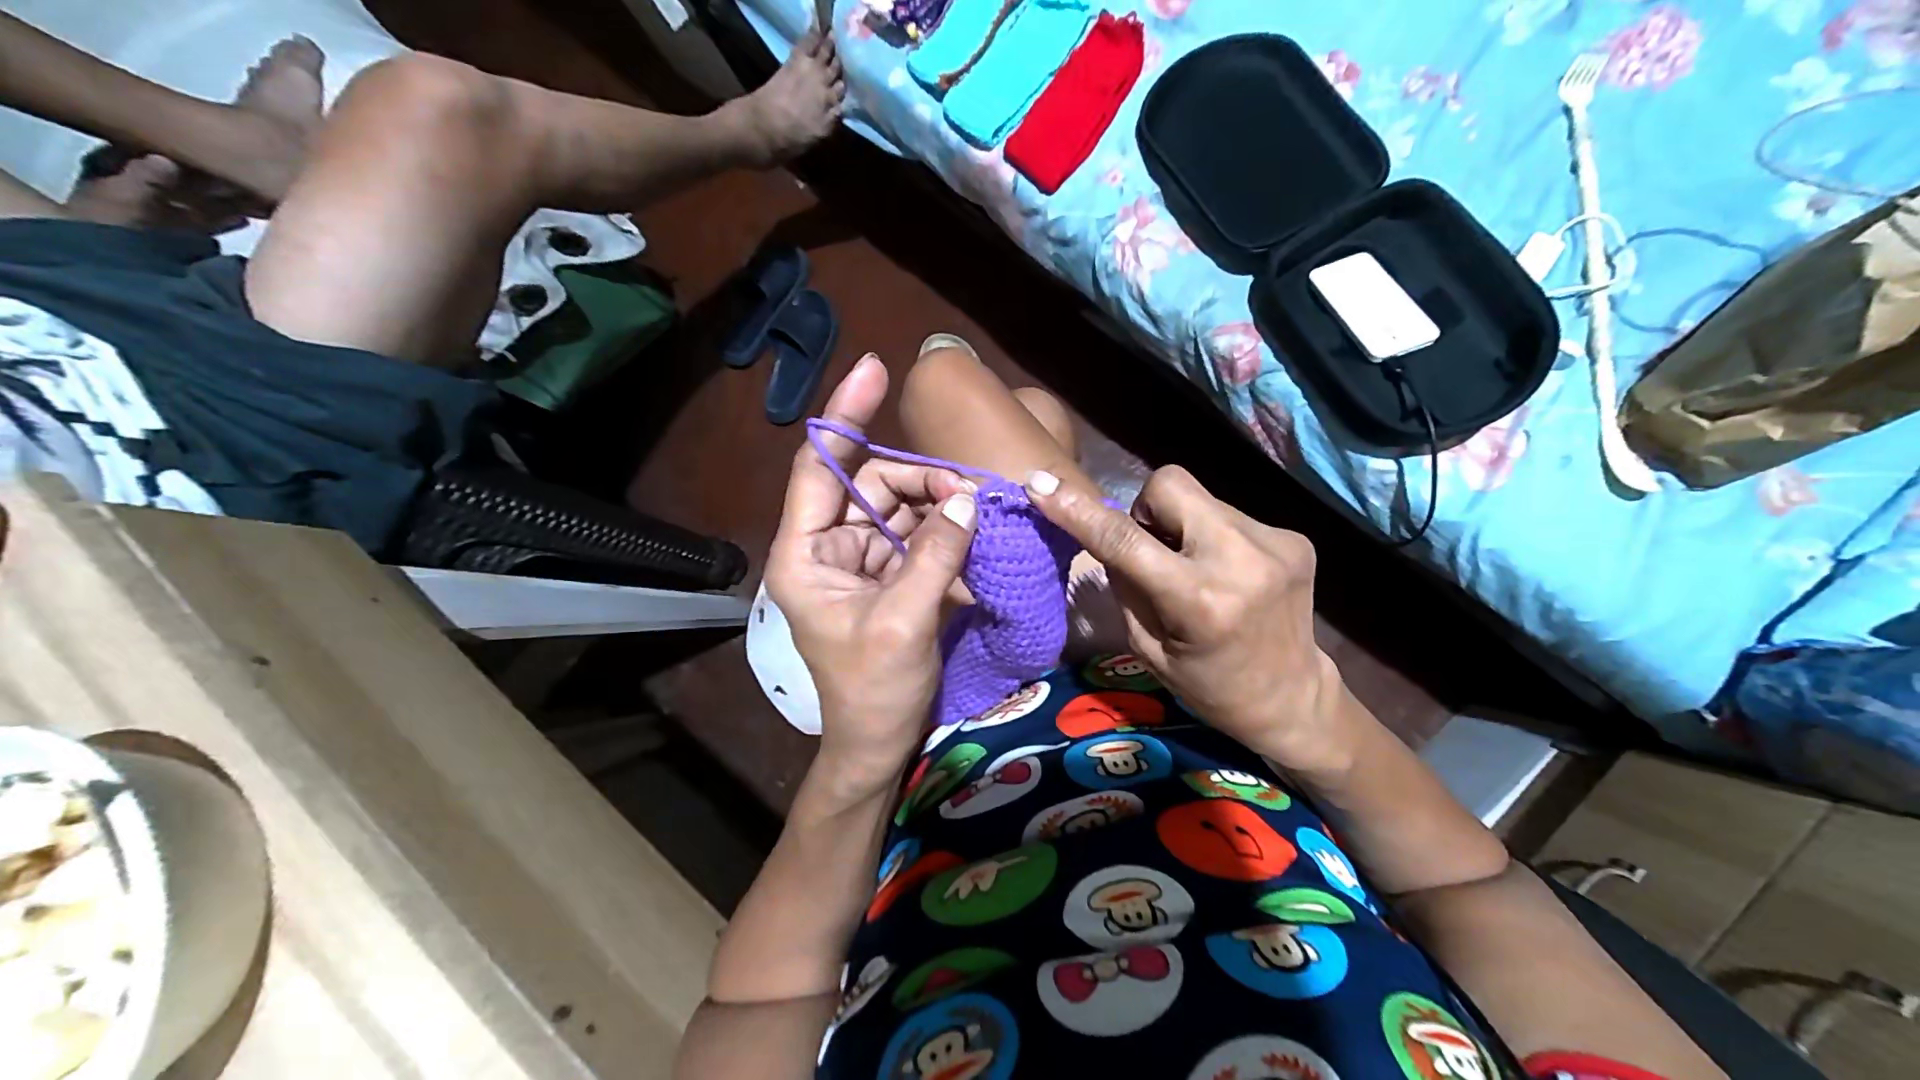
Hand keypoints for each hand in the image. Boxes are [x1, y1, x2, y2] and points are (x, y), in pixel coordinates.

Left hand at [765, 355, 978, 796]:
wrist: (879, 743)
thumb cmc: (873, 691)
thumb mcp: (903, 623)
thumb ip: (935, 556)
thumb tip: (967, 498)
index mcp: (806, 552)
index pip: (819, 465)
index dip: (843, 414)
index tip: (873, 367)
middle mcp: (830, 545)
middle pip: (873, 482)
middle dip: (919, 478)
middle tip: (968, 492)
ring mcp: (863, 559)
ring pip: (901, 505)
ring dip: (939, 503)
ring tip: (977, 513)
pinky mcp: (893, 575)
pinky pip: (920, 534)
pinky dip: (946, 529)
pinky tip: (972, 532)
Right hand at [1025, 465, 1355, 774]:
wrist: (1292, 698)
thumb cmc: (1208, 686)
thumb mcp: (1148, 648)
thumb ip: (1126, 585)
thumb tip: (1110, 534)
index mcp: (1199, 601)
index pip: (1125, 541)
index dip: (1078, 511)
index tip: (1040, 485)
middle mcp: (1242, 560)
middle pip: (1169, 483)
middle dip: (1147, 510)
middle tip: (1155, 552)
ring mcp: (1276, 543)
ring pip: (1199, 497)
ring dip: (1182, 527)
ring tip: (1197, 571)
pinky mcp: (1293, 538)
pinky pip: (1227, 514)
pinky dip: (1211, 537)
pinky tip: (1228, 574)